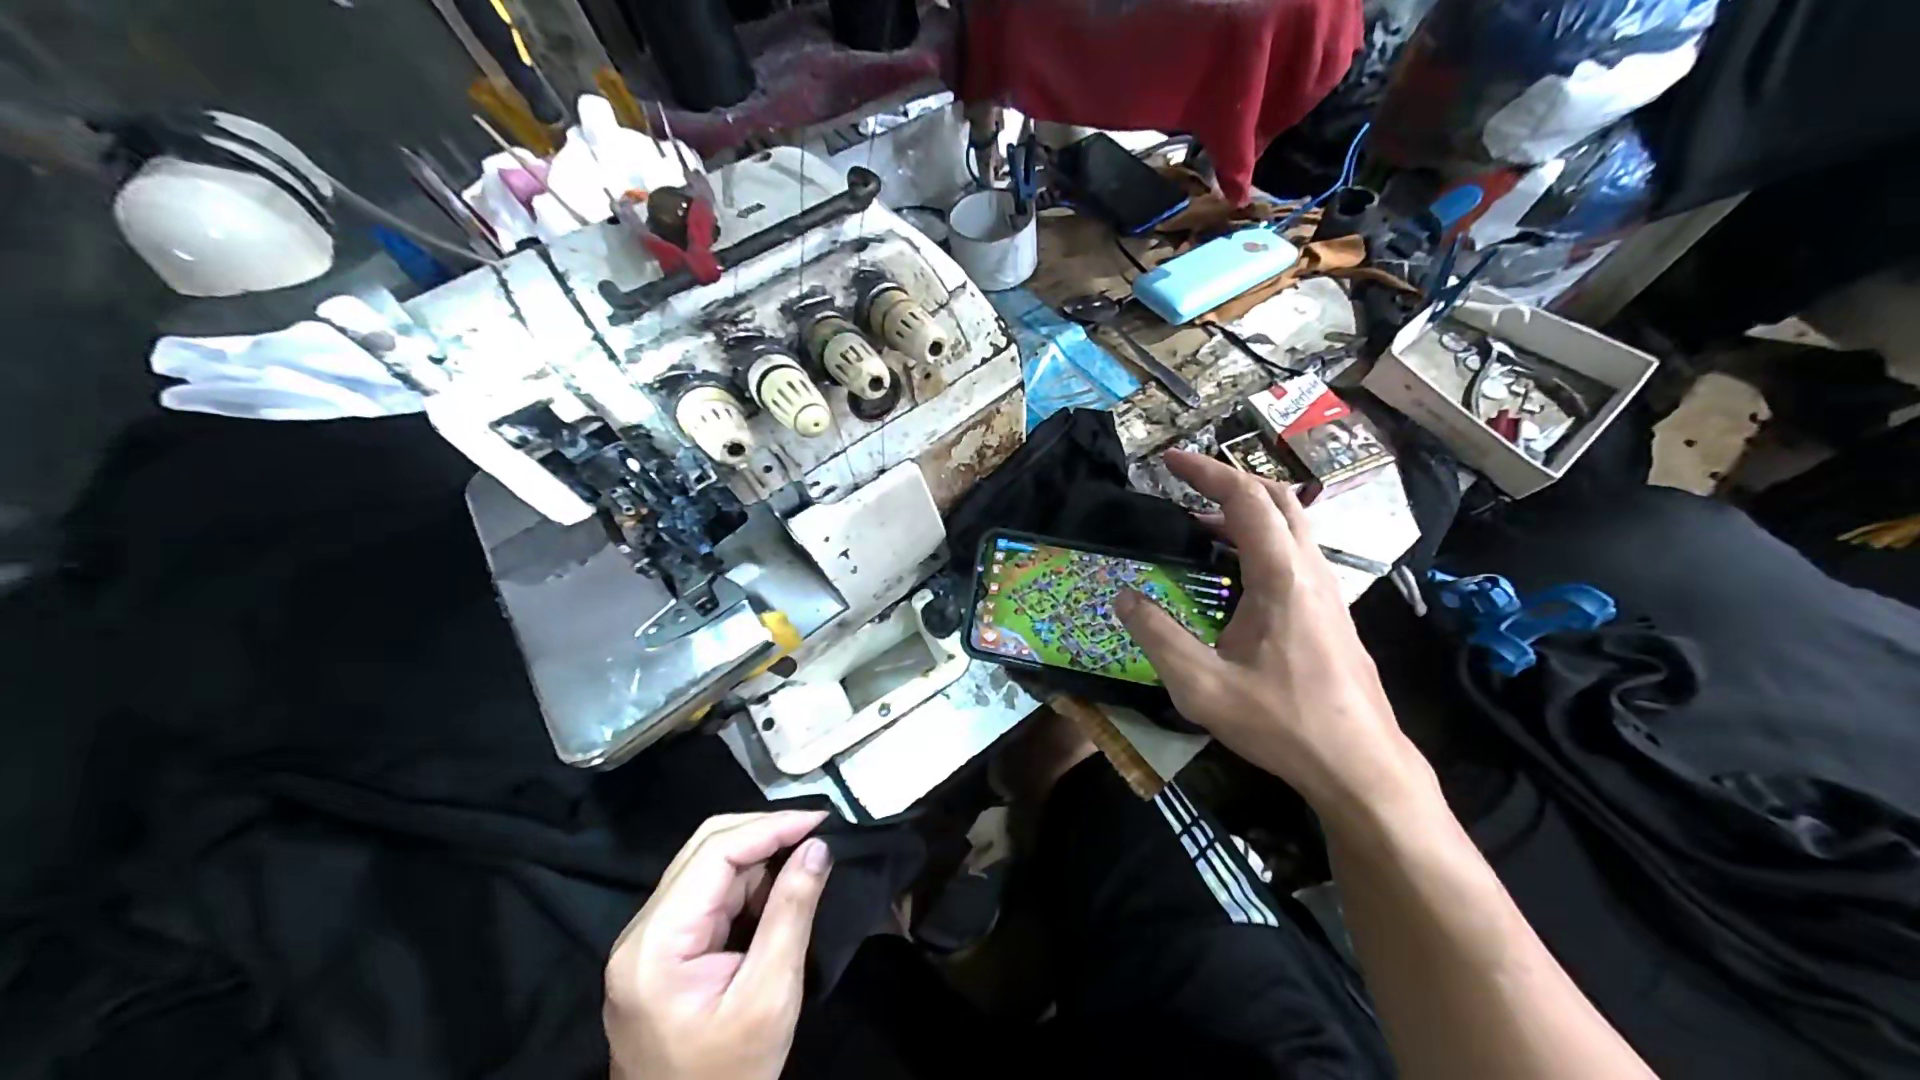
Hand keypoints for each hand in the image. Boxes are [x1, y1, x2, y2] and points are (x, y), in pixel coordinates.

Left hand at [604, 811, 832, 1079]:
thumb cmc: (730, 1075)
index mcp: (657, 943)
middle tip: (816, 835)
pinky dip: (746, 882)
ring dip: (758, 857)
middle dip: (764, 834)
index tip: (821, 819)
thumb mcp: (770, 997)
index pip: (715, 853)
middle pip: (705, 849)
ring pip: (707, 865)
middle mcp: (641, 930)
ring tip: (804, 859)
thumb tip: (817, 846)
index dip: (771, 826)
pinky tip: (777, 888)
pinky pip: (706, 893)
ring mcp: (647, 939)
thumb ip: (791, 913)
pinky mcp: (661, 948)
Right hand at [1115, 451, 1426, 816]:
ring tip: (1200, 524)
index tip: (1169, 460)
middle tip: (1186, 483)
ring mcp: (1328, 591)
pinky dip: (1261, 539)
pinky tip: (1234, 571)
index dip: (1205, 472)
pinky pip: (1296, 552)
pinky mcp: (1332, 612)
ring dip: (1247, 511)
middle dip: (1229, 480)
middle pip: (1277, 499)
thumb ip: (1157, 637)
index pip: (1245, 500)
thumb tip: (1123, 597)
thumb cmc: (1280, 723)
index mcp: (1280, 577)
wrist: (1359, 765)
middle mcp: (1310, 572)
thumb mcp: (1201, 686)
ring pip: (1292, 524)